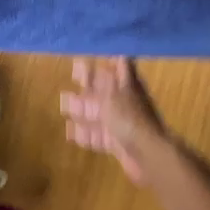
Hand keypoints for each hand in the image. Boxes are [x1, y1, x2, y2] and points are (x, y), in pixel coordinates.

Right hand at [60, 57, 167, 183]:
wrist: (147, 155)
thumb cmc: (129, 118)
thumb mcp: (114, 92)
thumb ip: (106, 77)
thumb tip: (112, 54)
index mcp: (127, 85)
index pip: (116, 67)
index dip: (101, 61)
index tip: (83, 58)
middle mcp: (124, 102)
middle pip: (103, 91)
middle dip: (86, 86)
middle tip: (69, 79)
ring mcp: (120, 123)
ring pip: (97, 113)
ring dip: (81, 108)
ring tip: (62, 105)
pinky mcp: (115, 142)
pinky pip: (96, 135)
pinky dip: (83, 132)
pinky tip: (69, 131)